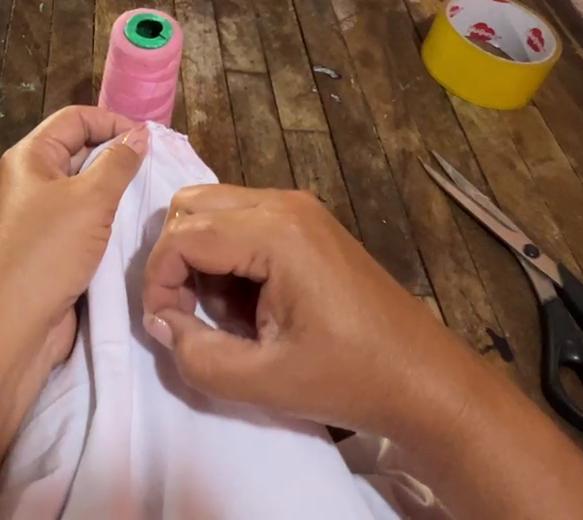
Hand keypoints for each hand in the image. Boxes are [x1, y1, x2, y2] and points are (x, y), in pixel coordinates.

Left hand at [0, 107, 148, 365]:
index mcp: (30, 157)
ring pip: (82, 186)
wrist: (13, 324)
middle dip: (115, 154)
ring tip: (150, 194)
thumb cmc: (49, 251)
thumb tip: (140, 134)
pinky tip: (132, 226)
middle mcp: (30, 180)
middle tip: (157, 166)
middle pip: (78, 149)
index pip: (75, 119)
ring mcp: (36, 214)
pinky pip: (80, 217)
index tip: (148, 139)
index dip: (112, 121)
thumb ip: (119, 163)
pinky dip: (105, 217)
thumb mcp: (90, 199)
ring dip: (114, 188)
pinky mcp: (46, 245)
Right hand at [139, 185, 453, 438]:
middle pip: (191, 205)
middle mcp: (282, 202)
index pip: (183, 235)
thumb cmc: (350, 378)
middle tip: (187, 313)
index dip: (158, 280)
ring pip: (212, 207)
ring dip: (200, 255)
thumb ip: (197, 356)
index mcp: (275, 231)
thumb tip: (160, 323)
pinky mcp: (305, 219)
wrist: (424, 377)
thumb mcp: (265, 381)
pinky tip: (248, 300)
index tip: (164, 326)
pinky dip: (225, 252)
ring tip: (223, 313)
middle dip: (175, 259)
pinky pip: (240, 217)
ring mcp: (297, 205)